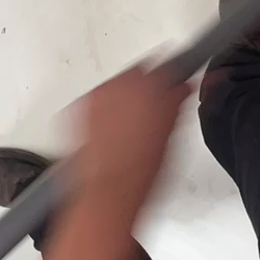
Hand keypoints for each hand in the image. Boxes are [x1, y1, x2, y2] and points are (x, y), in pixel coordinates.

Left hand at [71, 64, 189, 221]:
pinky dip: (102, 110)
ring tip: (128, 124)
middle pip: (137, 71)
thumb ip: (175, 103)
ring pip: (115, 84)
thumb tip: (180, 89)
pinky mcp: (78, 108)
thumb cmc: (141, 173)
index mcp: (153, 88)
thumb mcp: (172, 135)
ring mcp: (98, 96)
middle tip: (150, 108)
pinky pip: (95, 101)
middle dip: (144, 85)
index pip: (166, 66)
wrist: (110, 192)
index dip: (171, 76)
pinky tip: (109, 130)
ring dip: (122, 96)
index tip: (174, 82)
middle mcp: (123, 86)